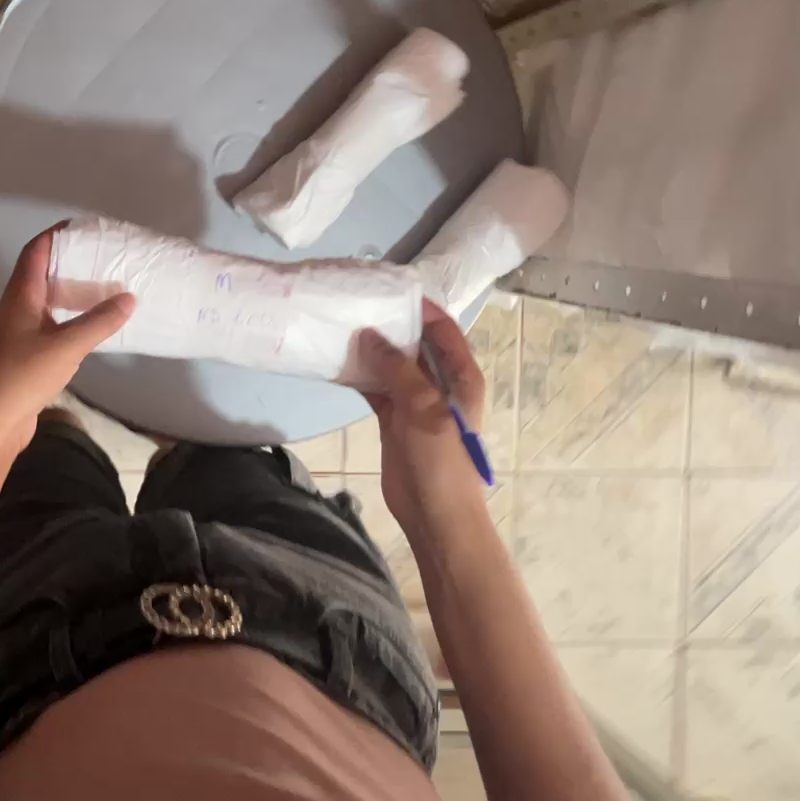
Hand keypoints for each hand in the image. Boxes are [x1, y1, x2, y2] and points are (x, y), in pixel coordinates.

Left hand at [0, 225, 135, 461]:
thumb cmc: (23, 376)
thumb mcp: (66, 347)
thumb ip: (98, 322)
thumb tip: (129, 297)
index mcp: (21, 297)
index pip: (36, 252)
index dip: (56, 234)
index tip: (84, 226)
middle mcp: (16, 309)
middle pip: (41, 273)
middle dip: (69, 261)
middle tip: (103, 256)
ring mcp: (18, 333)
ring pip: (46, 301)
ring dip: (71, 292)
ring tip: (103, 287)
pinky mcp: (24, 355)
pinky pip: (50, 325)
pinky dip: (70, 319)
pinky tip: (90, 327)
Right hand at [356, 299, 486, 527]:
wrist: (434, 512)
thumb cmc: (440, 458)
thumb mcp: (424, 407)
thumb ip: (398, 369)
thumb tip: (370, 334)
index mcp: (462, 377)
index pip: (444, 330)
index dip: (422, 308)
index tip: (390, 288)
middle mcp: (440, 384)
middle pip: (415, 345)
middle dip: (391, 326)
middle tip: (357, 305)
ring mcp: (416, 402)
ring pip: (392, 366)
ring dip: (371, 351)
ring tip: (342, 329)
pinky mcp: (394, 419)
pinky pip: (375, 389)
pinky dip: (359, 377)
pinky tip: (337, 364)